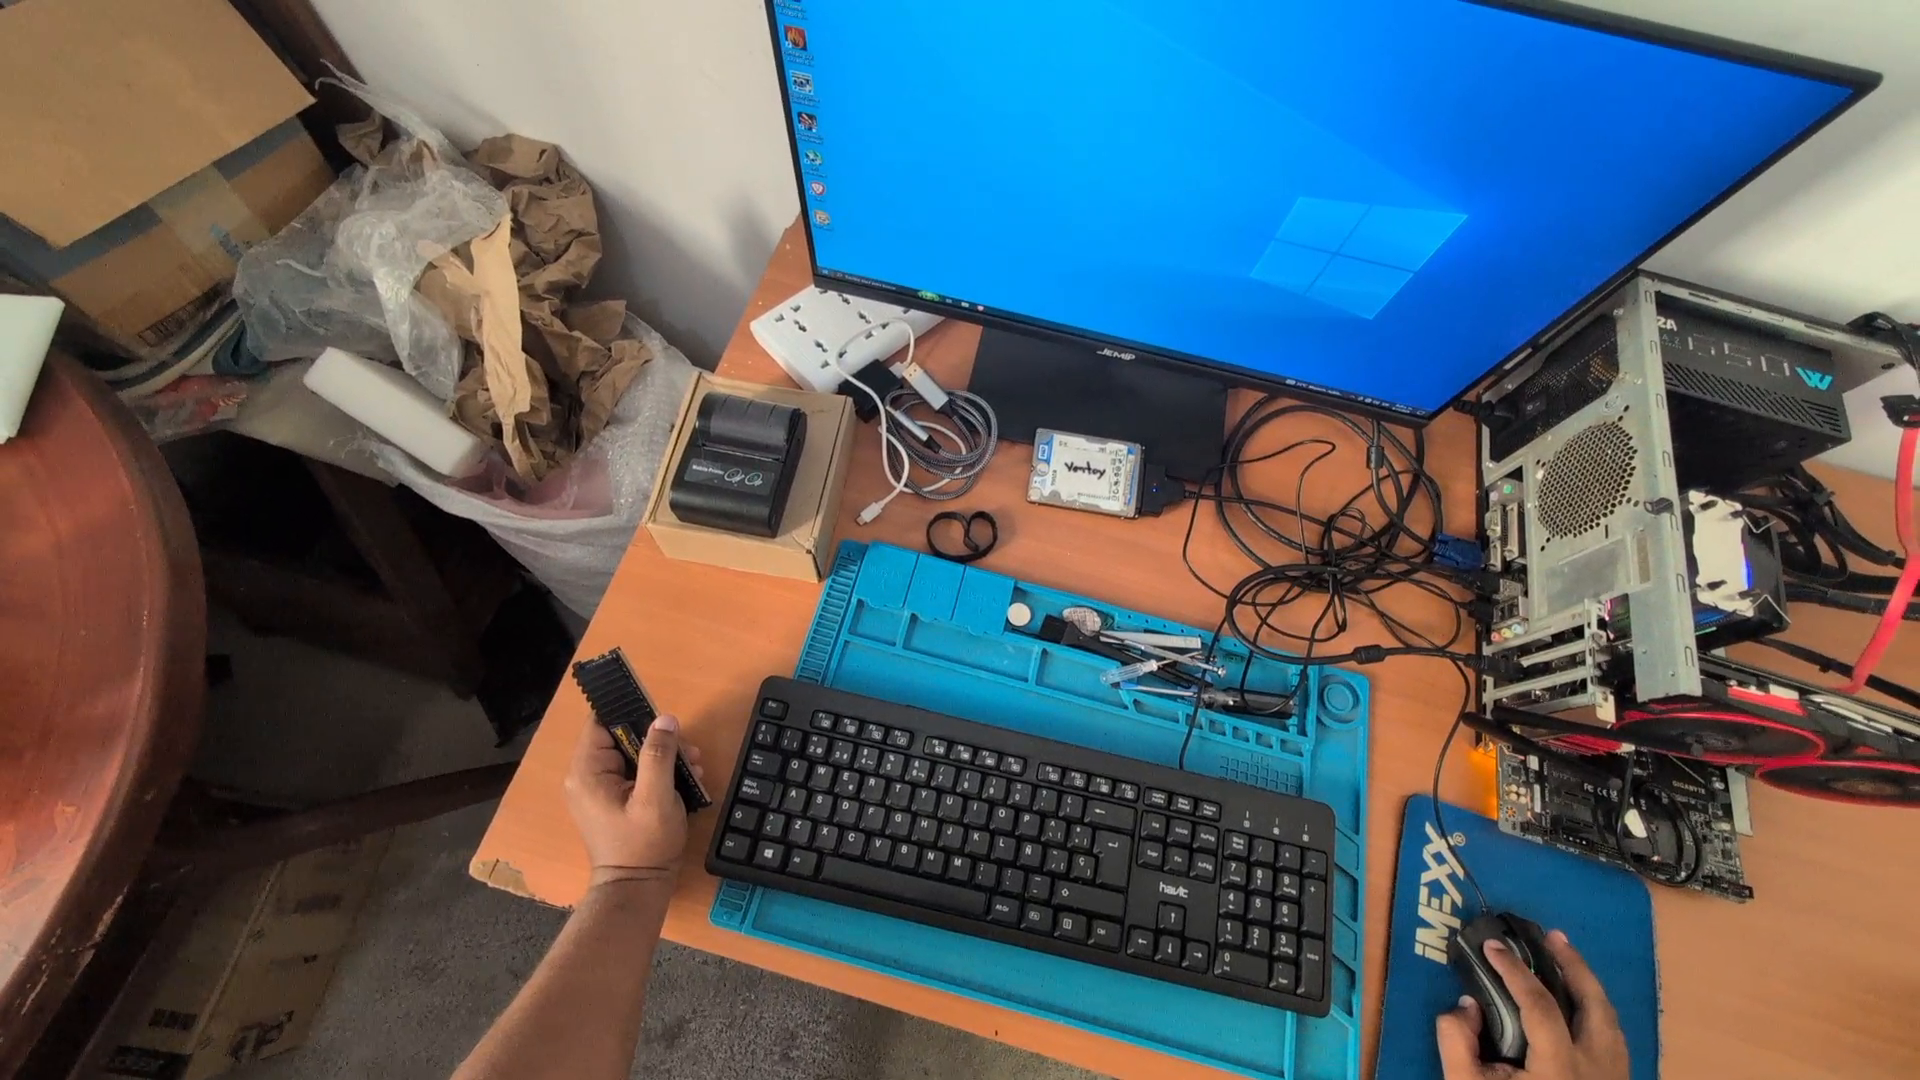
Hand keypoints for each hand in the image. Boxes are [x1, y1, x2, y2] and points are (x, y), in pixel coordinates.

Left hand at [564, 715, 704, 888]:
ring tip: (693, 766)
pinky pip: (637, 771)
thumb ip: (659, 755)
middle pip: (622, 737)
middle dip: (658, 739)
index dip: (629, 712)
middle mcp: (588, 776)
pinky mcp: (615, 798)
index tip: (660, 714)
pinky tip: (686, 777)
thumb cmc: (643, 844)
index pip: (600, 723)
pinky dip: (660, 770)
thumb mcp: (655, 797)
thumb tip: (665, 719)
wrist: (638, 888)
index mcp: (587, 772)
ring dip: (665, 755)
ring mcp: (601, 788)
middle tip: (689, 750)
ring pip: (634, 753)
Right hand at [1436, 930, 1628, 1079]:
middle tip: (1552, 936)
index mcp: (1562, 1070)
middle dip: (1576, 968)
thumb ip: (1457, 1040)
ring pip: (1613, 1026)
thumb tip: (1467, 1004)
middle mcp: (1598, 1073)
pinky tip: (1577, 1006)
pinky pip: (1613, 1042)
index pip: (1541, 1005)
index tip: (1490, 945)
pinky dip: (1595, 1013)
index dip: (1515, 970)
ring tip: (1566, 960)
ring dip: (1589, 987)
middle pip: (1598, 1009)